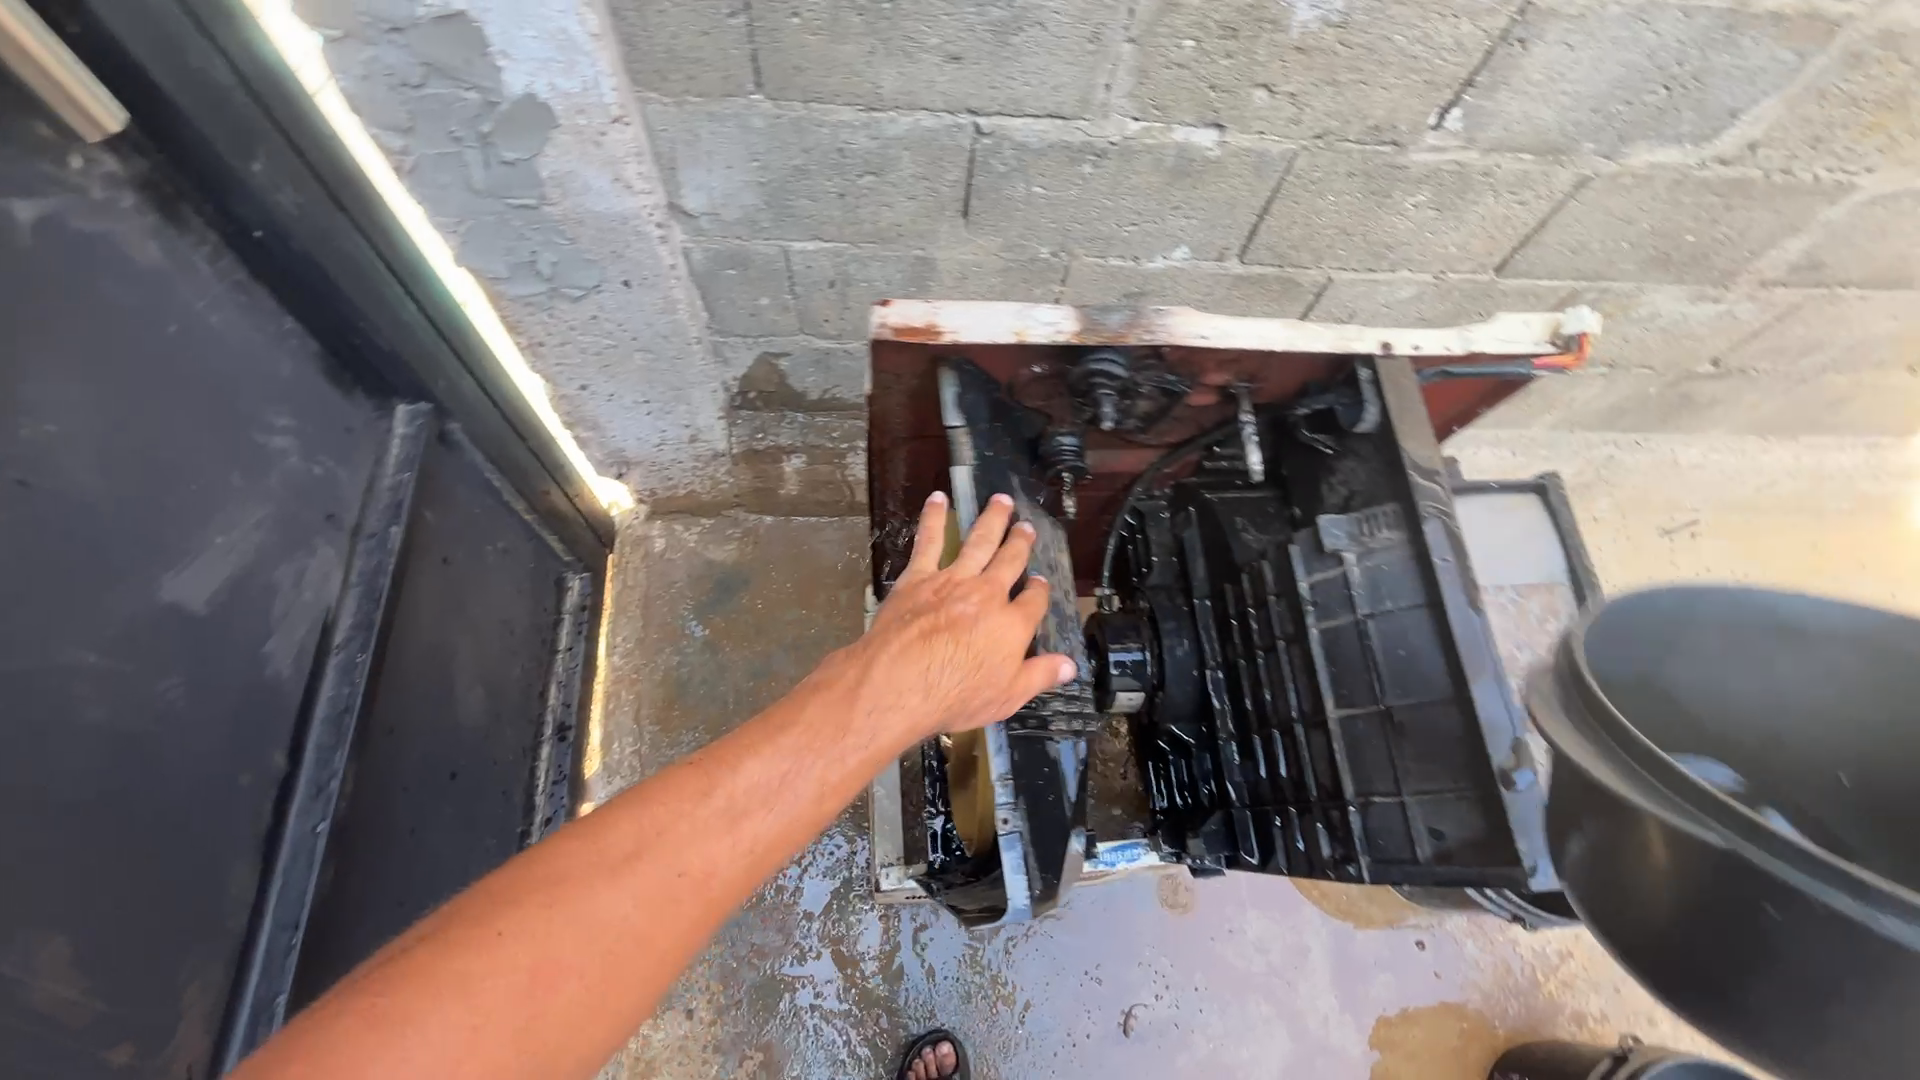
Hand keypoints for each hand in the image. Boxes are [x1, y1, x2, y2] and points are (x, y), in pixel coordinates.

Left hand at [840, 491, 1076, 743]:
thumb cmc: (955, 695)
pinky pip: (929, 540)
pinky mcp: (919, 577)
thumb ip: (1039, 676)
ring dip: (992, 520)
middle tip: (1027, 527)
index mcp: (1012, 624)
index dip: (1040, 590)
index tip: (1041, 582)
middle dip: (1020, 543)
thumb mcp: (1007, 696)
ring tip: (1001, 501)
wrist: (901, 681)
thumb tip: (1069, 666)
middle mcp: (988, 594)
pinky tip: (938, 499)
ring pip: (978, 541)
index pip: (1035, 601)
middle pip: (1010, 561)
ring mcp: (953, 581)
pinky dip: (933, 518)